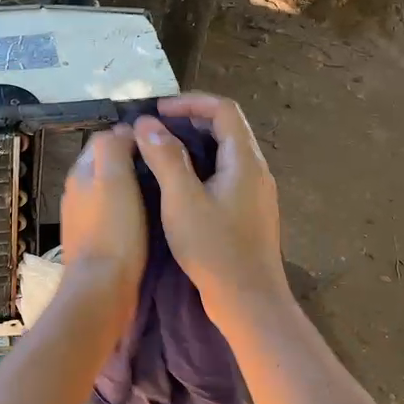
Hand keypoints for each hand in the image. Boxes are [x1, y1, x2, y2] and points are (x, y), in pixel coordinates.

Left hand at [58, 127, 146, 297]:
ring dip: (134, 186)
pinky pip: (116, 215)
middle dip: (133, 161)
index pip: (104, 139)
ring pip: (112, 190)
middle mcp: (78, 193)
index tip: (159, 143)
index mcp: (80, 174)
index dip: (130, 136)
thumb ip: (113, 147)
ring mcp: (85, 219)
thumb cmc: (112, 230)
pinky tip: (151, 216)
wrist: (103, 288)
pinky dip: (132, 210)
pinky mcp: (97, 242)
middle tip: (164, 166)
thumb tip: (123, 131)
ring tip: (163, 188)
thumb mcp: (113, 177)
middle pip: (107, 164)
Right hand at [131, 94, 290, 322]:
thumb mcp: (182, 200)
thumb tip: (147, 124)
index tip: (157, 110)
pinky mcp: (248, 212)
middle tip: (154, 127)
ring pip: (225, 153)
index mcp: (245, 161)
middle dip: (190, 120)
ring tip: (159, 150)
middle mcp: (256, 171)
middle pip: (227, 128)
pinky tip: (177, 183)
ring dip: (193, 144)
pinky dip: (200, 165)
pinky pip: (225, 174)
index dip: (190, 102)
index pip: (223, 110)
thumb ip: (165, 158)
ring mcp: (255, 193)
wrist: (249, 302)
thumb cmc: (215, 249)